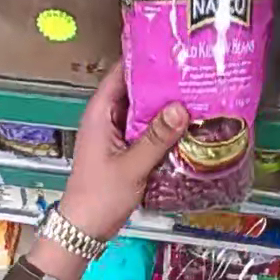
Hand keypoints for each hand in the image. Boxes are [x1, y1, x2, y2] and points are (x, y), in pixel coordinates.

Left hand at [34, 63, 186, 279]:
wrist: (84, 230)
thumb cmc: (99, 197)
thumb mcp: (131, 166)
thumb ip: (156, 137)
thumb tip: (180, 108)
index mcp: (100, 114)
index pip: (120, 73)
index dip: (143, 59)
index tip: (170, 49)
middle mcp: (107, 120)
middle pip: (136, 92)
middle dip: (161, 84)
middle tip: (192, 74)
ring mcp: (116, 136)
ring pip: (143, 113)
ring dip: (165, 109)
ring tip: (195, 97)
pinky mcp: (125, 153)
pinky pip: (146, 133)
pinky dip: (163, 130)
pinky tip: (186, 130)